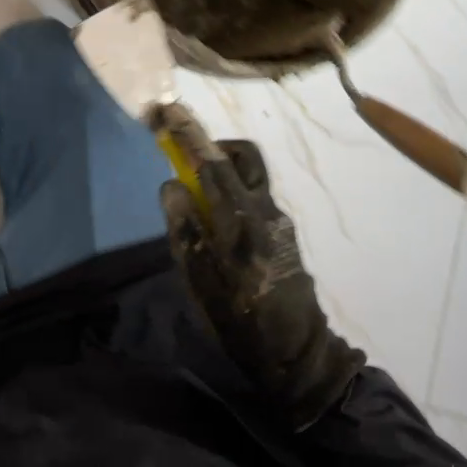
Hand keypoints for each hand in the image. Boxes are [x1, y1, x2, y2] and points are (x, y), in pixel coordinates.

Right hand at [161, 139, 364, 430]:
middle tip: (183, 151)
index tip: (167, 110)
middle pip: (243, 155)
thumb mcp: (202, 285)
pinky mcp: (283, 230)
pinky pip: (254, 193)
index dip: (188, 135)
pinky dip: (231, 187)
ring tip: (195, 186)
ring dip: (222, 164)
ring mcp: (278, 218)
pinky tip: (215, 214)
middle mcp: (265, 210)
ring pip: (250, 172)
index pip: (212, 164)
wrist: (299, 355)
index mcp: (242, 222)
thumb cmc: (241, 323)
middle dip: (211, 142)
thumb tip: (171, 186)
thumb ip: (186, 231)